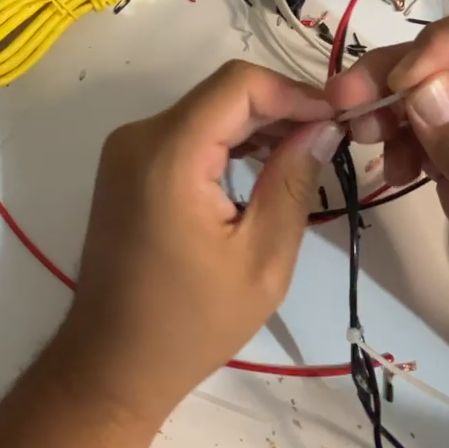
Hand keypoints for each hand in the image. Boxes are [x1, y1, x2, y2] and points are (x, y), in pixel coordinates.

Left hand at [57, 61, 343, 420]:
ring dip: (257, 122)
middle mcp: (139, 136)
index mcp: (168, 156)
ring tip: (307, 149)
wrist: (112, 363)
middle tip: (331, 134)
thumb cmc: (191, 324)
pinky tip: (265, 161)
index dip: (293, 90)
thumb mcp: (262, 260)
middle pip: (222, 93)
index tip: (336, 116)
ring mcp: (127, 149)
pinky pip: (188, 131)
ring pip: (207, 108)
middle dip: (280, 106)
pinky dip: (229, 138)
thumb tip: (323, 126)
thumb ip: (293, 182)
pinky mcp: (127, 164)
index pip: (238, 84)